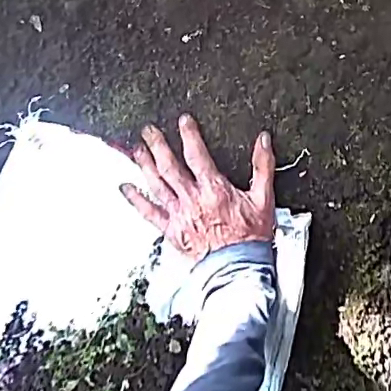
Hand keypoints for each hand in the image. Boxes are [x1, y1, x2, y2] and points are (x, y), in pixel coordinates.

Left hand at [121, 114, 275, 262]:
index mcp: (214, 189)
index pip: (197, 155)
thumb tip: (264, 141)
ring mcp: (179, 216)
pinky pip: (149, 213)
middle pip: (170, 167)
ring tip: (137, 149)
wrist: (239, 270)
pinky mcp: (171, 232)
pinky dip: (136, 200)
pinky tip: (126, 187)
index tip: (183, 121)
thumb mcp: (264, 198)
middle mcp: (192, 200)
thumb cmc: (251, 236)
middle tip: (148, 130)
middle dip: (158, 145)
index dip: (189, 135)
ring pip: (157, 185)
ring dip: (145, 165)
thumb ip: (262, 166)